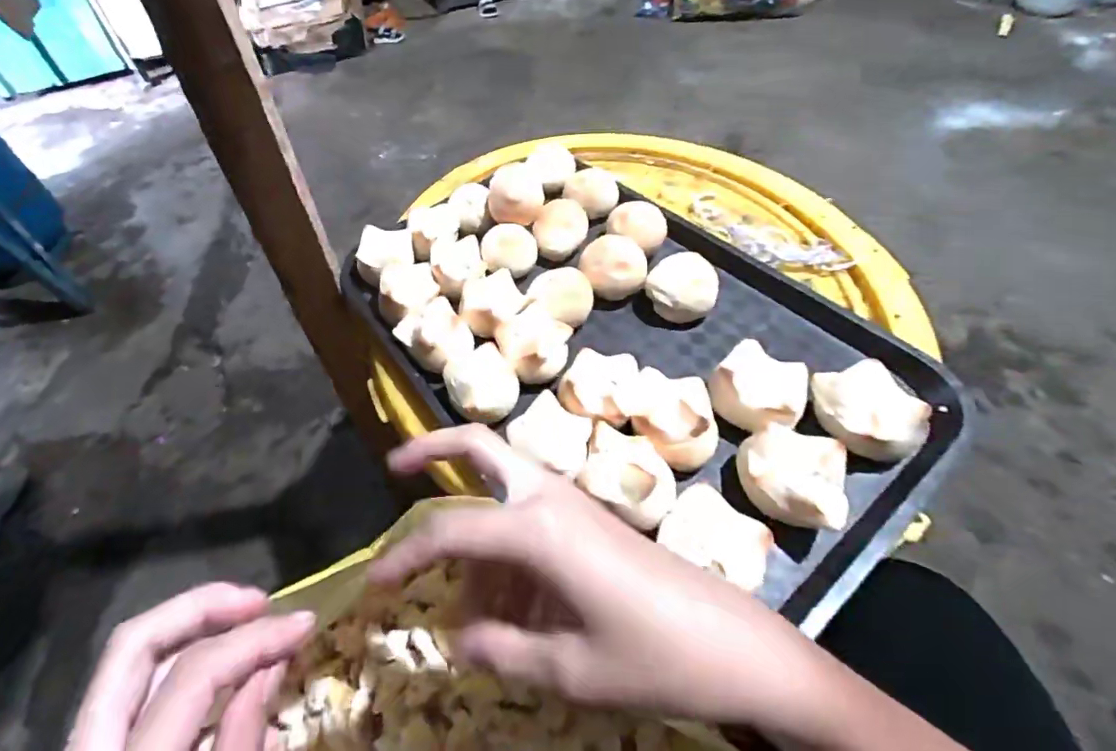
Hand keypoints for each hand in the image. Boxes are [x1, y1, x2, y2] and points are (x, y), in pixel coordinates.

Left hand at [67, 583, 314, 750]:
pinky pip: (131, 697)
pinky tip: (220, 673)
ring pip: (129, 662)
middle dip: (201, 607)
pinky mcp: (91, 746)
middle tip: (258, 601)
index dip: (253, 641)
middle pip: (135, 642)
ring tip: (245, 622)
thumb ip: (240, 744)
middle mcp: (86, 744)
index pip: (193, 675)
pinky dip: (176, 673)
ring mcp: (80, 743)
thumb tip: (269, 663)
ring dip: (191, 632)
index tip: (303, 622)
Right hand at [370, 427, 964, 750]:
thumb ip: (504, 650)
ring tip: (468, 606)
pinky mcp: (585, 521)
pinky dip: (504, 550)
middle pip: (479, 444)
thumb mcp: (572, 671)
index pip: (450, 530)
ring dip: (473, 530)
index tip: (374, 579)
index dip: (404, 554)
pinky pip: (526, 518)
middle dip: (432, 446)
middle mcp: (547, 497)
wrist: (742, 649)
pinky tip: (510, 610)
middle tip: (396, 465)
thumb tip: (458, 641)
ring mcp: (569, 504)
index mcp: (537, 528)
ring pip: (500, 490)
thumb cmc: (656, 657)